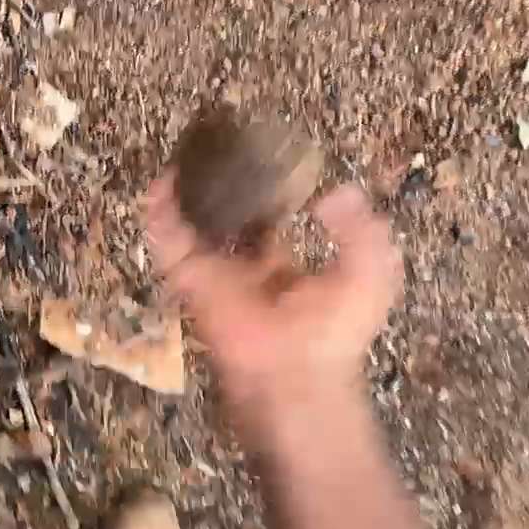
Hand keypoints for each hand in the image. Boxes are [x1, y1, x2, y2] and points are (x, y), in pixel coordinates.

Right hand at [145, 175, 401, 435]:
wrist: (293, 372)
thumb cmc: (332, 331)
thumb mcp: (369, 279)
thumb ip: (362, 235)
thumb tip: (336, 191)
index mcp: (279, 262)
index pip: (263, 220)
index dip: (258, 192)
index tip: (252, 161)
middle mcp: (240, 262)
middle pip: (220, 218)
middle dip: (212, 191)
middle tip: (208, 156)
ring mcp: (211, 269)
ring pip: (188, 224)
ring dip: (181, 196)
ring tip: (180, 162)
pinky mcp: (188, 276)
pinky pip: (167, 241)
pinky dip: (159, 214)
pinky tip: (162, 186)